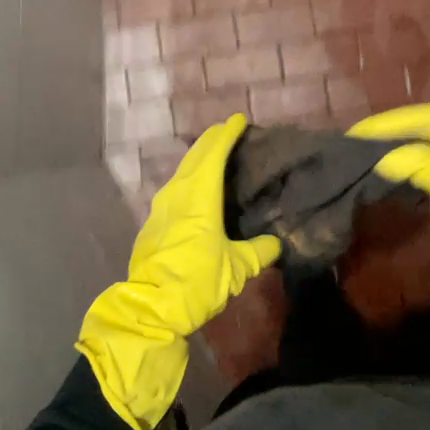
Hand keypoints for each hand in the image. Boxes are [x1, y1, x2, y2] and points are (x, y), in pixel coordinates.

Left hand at [76, 115, 281, 429]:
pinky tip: (198, 190)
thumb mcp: (237, 269)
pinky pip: (175, 189)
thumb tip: (277, 242)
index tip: (239, 120)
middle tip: (230, 132)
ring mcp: (161, 206)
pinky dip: (189, 180)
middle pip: (196, 156)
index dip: (227, 134)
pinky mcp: (154, 222)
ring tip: (216, 157)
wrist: (152, 308)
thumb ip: (259, 251)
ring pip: (182, 171)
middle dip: (213, 141)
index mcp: (199, 195)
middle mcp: (178, 192)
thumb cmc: (197, 281)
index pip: (214, 153)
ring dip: (199, 160)